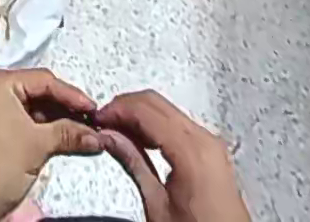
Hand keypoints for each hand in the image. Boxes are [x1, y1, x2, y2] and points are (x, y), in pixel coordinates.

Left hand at [0, 69, 102, 221]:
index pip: (45, 80)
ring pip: (36, 107)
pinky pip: (27, 120)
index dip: (72, 95)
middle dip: (66, 107)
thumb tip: (96, 135)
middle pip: (41, 91)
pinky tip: (64, 137)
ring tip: (83, 130)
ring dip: (58, 120)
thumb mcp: (36, 146)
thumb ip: (68, 133)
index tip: (94, 109)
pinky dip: (45, 129)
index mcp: (0, 82)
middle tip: (91, 120)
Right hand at [96, 91, 249, 221]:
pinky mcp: (211, 149)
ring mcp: (210, 141)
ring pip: (167, 110)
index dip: (118, 109)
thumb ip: (133, 163)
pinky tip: (141, 138)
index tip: (98, 117)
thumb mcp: (158, 207)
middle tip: (104, 122)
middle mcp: (203, 137)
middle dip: (127, 107)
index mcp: (190, 149)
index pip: (145, 110)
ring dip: (140, 114)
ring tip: (117, 130)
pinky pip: (178, 123)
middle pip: (156, 103)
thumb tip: (109, 136)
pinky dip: (156, 124)